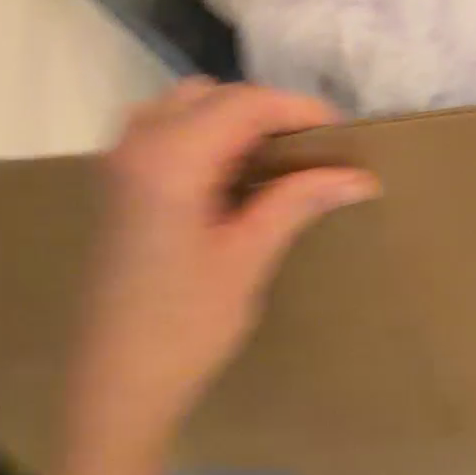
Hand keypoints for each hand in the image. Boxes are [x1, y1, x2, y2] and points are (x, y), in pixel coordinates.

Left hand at [67, 78, 378, 447]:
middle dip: (267, 112)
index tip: (346, 134)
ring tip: (279, 164)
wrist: (118, 378)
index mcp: (169, 159)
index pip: (244, 105)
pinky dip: (206, 141)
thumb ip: (295, 204)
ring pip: (184, 111)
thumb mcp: (246, 259)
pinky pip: (165, 137)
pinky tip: (236, 182)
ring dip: (234, 123)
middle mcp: (136, 145)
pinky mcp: (118, 189)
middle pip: (212, 96)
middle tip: (315, 152)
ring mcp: (120, 165)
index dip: (299, 111)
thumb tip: (357, 176)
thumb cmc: (186, 325)